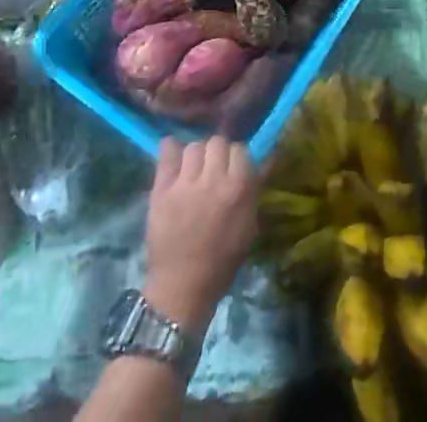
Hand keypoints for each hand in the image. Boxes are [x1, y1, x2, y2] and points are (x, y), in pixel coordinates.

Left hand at [144, 137, 257, 329]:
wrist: (183, 284)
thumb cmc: (222, 260)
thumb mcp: (249, 226)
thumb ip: (254, 190)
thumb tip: (265, 159)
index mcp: (238, 189)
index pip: (240, 149)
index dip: (238, 158)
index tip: (234, 169)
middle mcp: (212, 179)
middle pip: (216, 142)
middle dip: (218, 153)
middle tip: (214, 169)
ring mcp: (184, 182)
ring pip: (193, 146)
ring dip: (196, 155)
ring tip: (194, 171)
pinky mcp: (161, 187)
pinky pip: (166, 151)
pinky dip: (172, 149)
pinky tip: (174, 159)